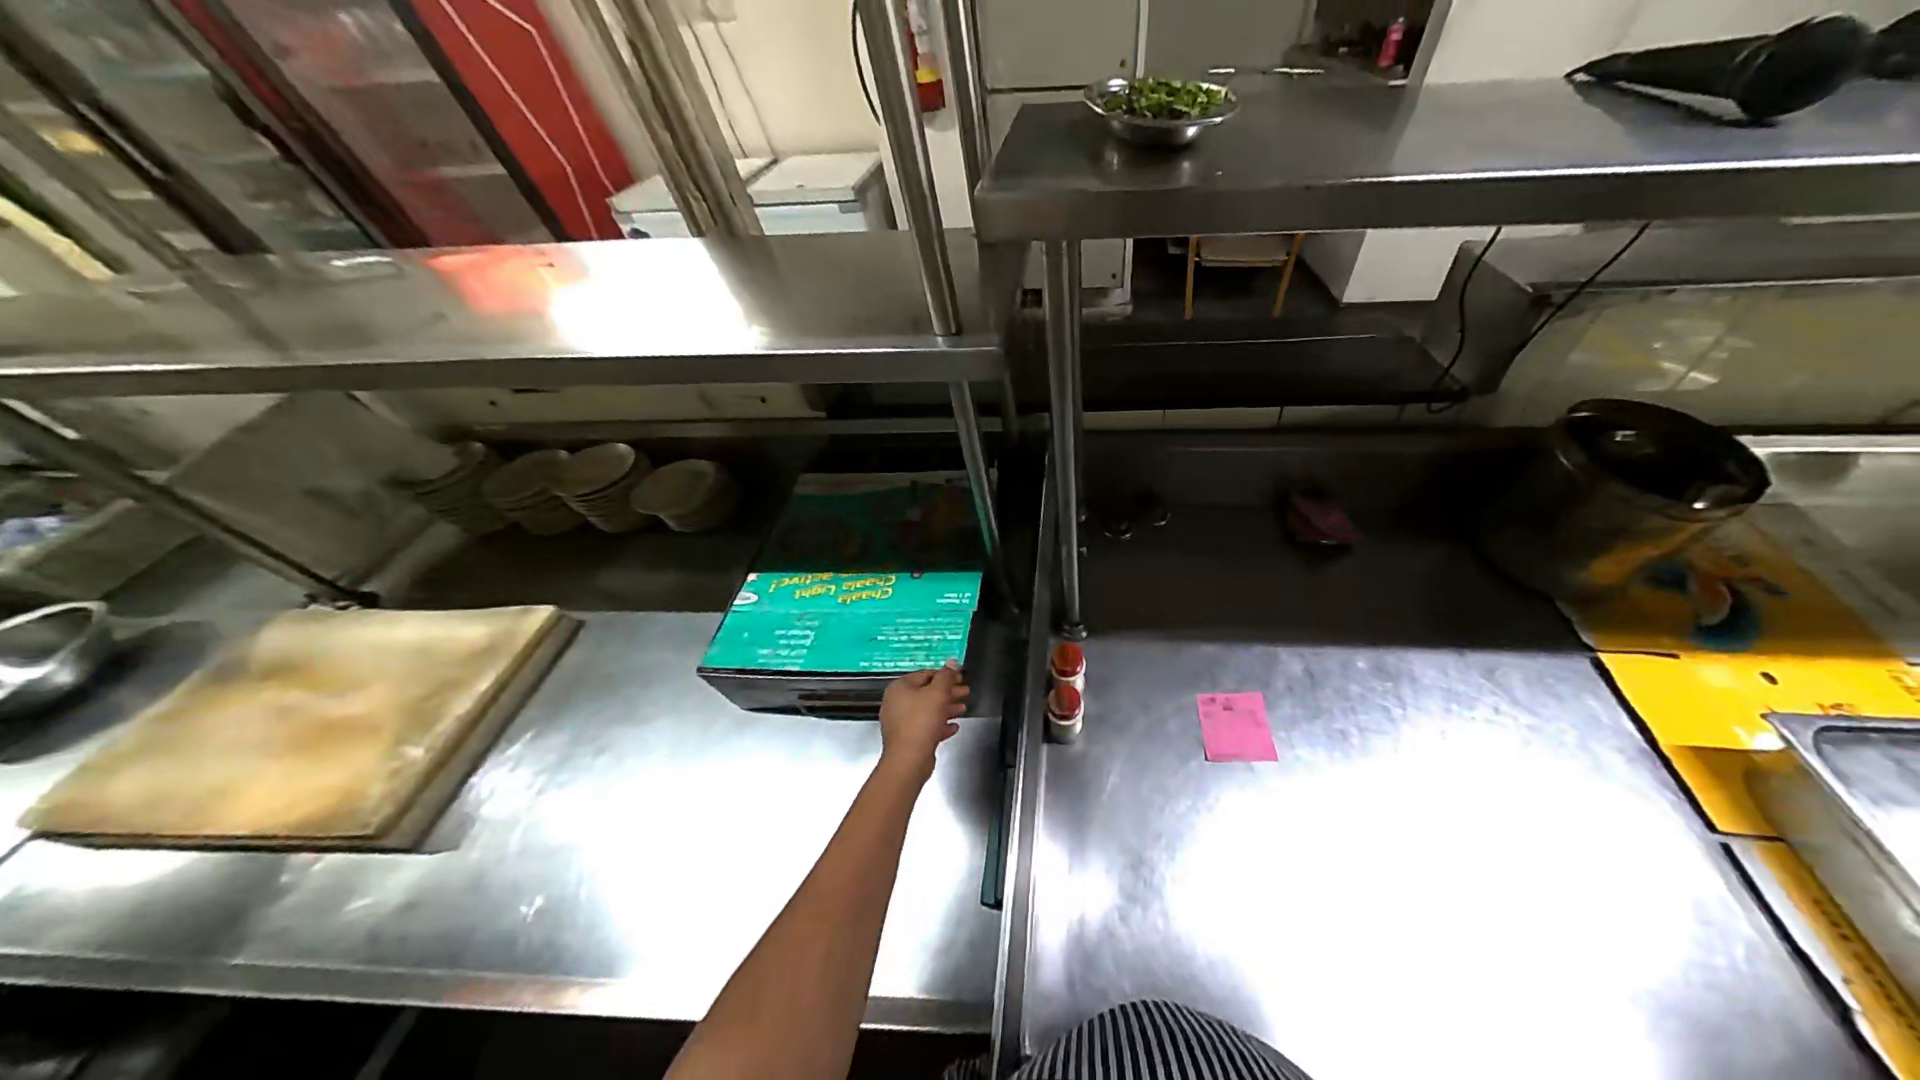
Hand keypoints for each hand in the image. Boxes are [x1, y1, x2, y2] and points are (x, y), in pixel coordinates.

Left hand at [878, 662, 967, 779]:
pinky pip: (926, 727)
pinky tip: (953, 726)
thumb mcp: (938, 693)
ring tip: (963, 708)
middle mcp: (897, 702)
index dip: (945, 675)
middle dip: (948, 692)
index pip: (925, 674)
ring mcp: (901, 721)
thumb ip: (946, 676)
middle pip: (926, 692)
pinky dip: (939, 725)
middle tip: (966, 692)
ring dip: (946, 708)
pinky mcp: (907, 738)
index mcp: (900, 687)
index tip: (961, 677)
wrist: (908, 759)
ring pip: (927, 710)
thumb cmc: (921, 721)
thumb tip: (952, 661)